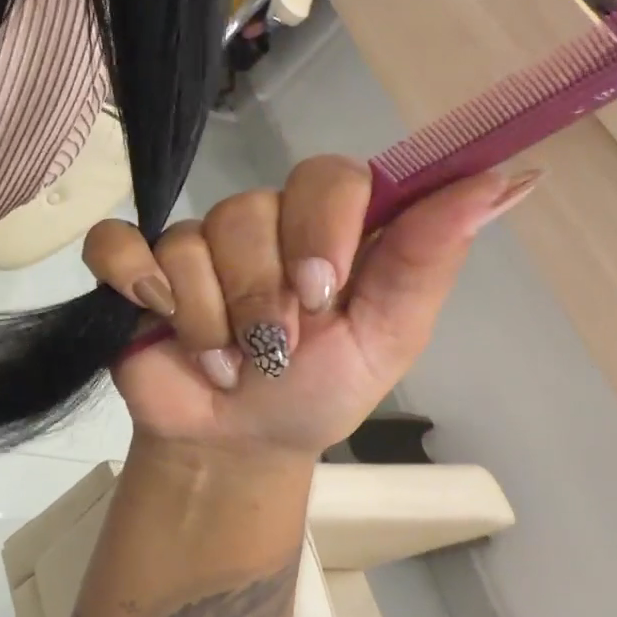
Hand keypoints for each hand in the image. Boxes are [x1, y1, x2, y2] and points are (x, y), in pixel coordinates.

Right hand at [83, 157, 536, 457]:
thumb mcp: (384, 339)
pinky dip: (129, 275)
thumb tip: (503, 178)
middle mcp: (254, 228)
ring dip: (203, 316)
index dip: (318, 227)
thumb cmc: (312, 394)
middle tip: (267, 349)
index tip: (321, 291)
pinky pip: (113, 242)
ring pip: (184, 242)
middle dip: (256, 294)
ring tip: (219, 361)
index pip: (325, 177)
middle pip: (244, 212)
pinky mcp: (127, 271)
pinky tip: (151, 311)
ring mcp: (184, 248)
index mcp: (321, 232)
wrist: (229, 440)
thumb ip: (425, 262)